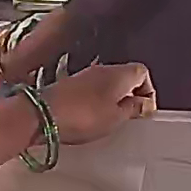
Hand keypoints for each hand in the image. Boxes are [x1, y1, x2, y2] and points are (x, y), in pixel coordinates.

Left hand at [40, 63, 156, 144]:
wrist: (43, 114)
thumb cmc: (81, 115)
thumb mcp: (116, 118)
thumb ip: (134, 109)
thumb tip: (143, 104)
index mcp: (120, 74)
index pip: (143, 73)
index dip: (148, 91)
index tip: (144, 109)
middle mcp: (103, 69)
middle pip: (125, 77)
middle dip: (131, 96)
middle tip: (129, 117)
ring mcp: (85, 75)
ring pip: (108, 83)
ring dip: (113, 99)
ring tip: (110, 120)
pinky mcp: (71, 85)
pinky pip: (92, 90)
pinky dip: (97, 102)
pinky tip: (92, 118)